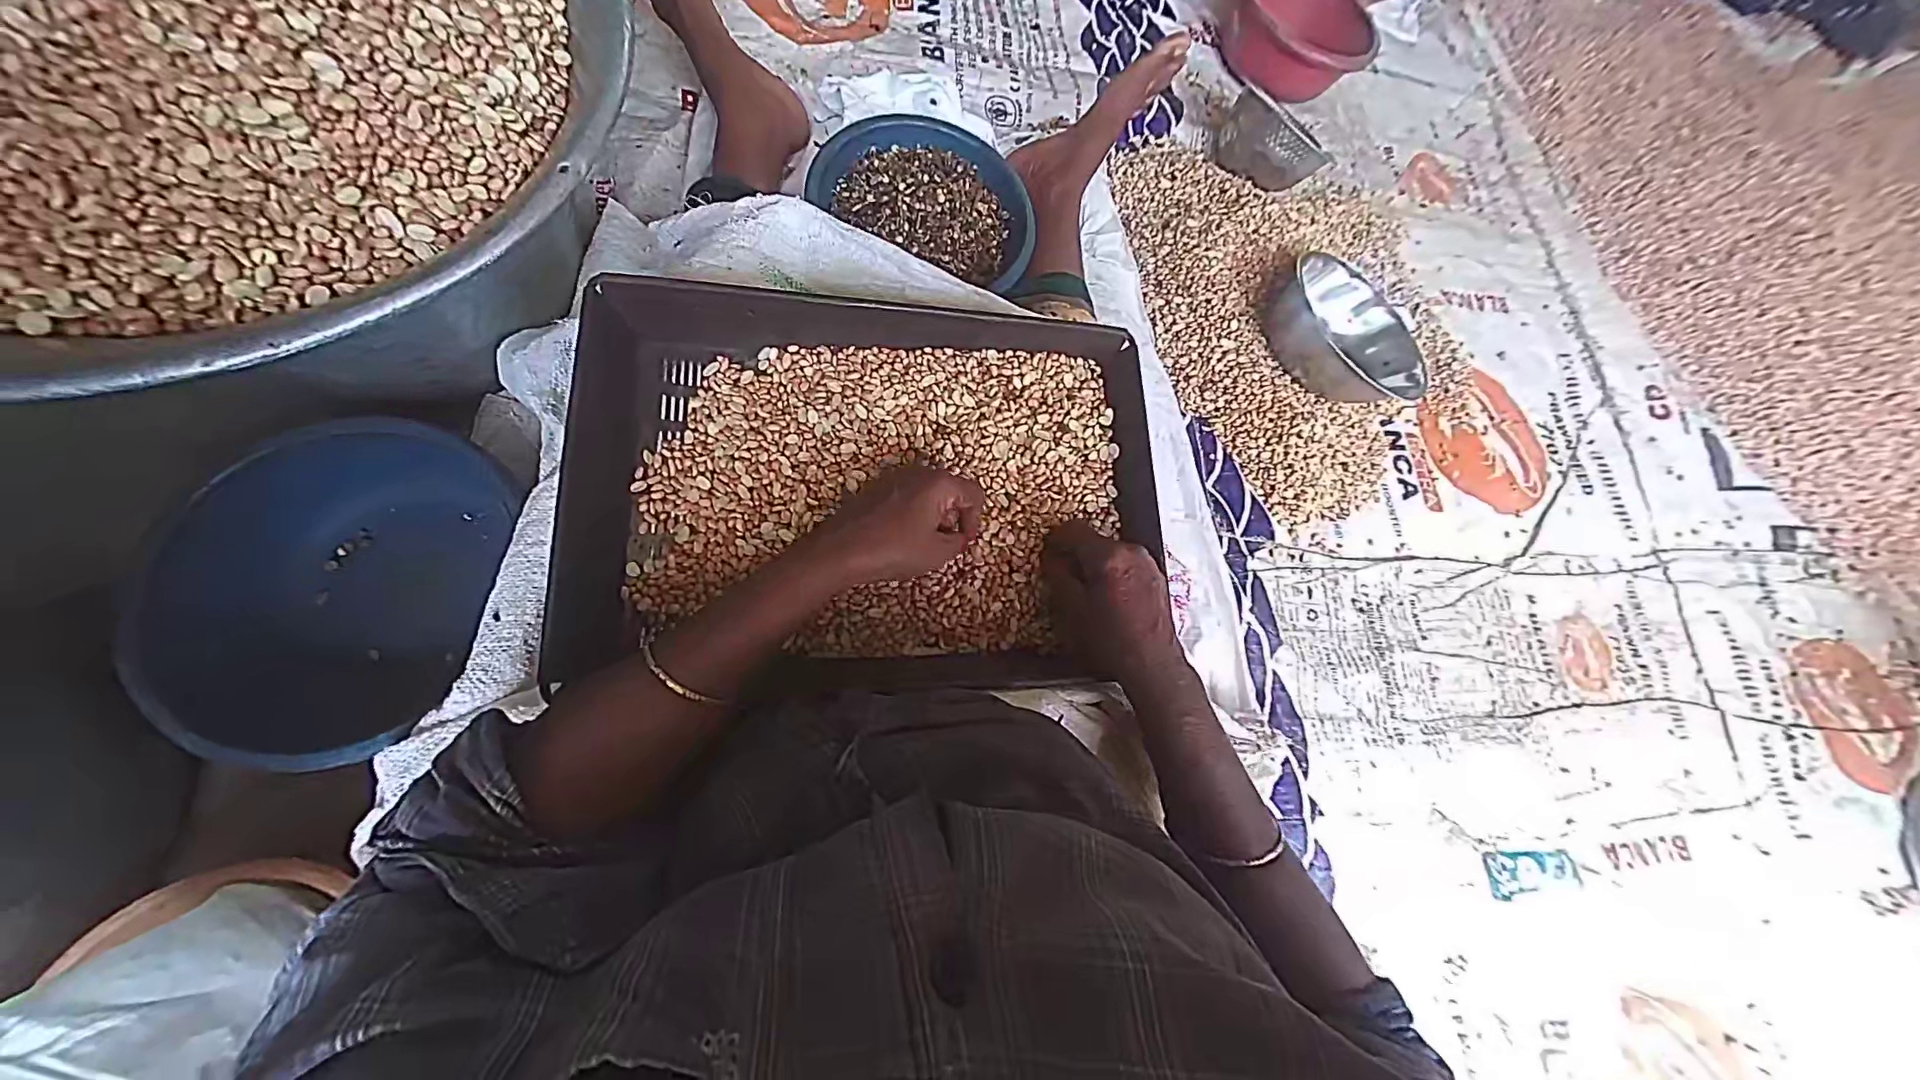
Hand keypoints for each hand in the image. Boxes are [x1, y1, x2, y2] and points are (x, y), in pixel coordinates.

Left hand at [802, 465, 983, 586]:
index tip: (964, 542)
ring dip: (934, 515)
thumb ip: (959, 542)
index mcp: (939, 482)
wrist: (841, 550)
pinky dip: (913, 513)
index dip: (975, 521)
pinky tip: (902, 537)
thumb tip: (959, 537)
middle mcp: (919, 472)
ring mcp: (895, 477)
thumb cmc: (893, 549)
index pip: (974, 494)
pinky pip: (908, 496)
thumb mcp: (938, 553)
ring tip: (923, 543)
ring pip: (929, 493)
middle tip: (946, 543)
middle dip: (954, 517)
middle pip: (951, 490)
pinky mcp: (877, 488)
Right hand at [1042, 520, 1188, 689]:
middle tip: (1063, 576)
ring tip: (1086, 592)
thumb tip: (1053, 559)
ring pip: (1111, 553)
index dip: (1055, 539)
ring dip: (1096, 565)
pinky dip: (1113, 573)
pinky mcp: (1157, 576)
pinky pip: (1127, 565)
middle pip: (1094, 541)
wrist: (1152, 664)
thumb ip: (1059, 576)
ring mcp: (1148, 563)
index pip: (1073, 530)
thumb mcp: (1072, 610)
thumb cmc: (1111, 641)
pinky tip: (1108, 598)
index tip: (1047, 551)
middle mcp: (1131, 552)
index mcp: (1108, 557)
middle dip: (1077, 555)